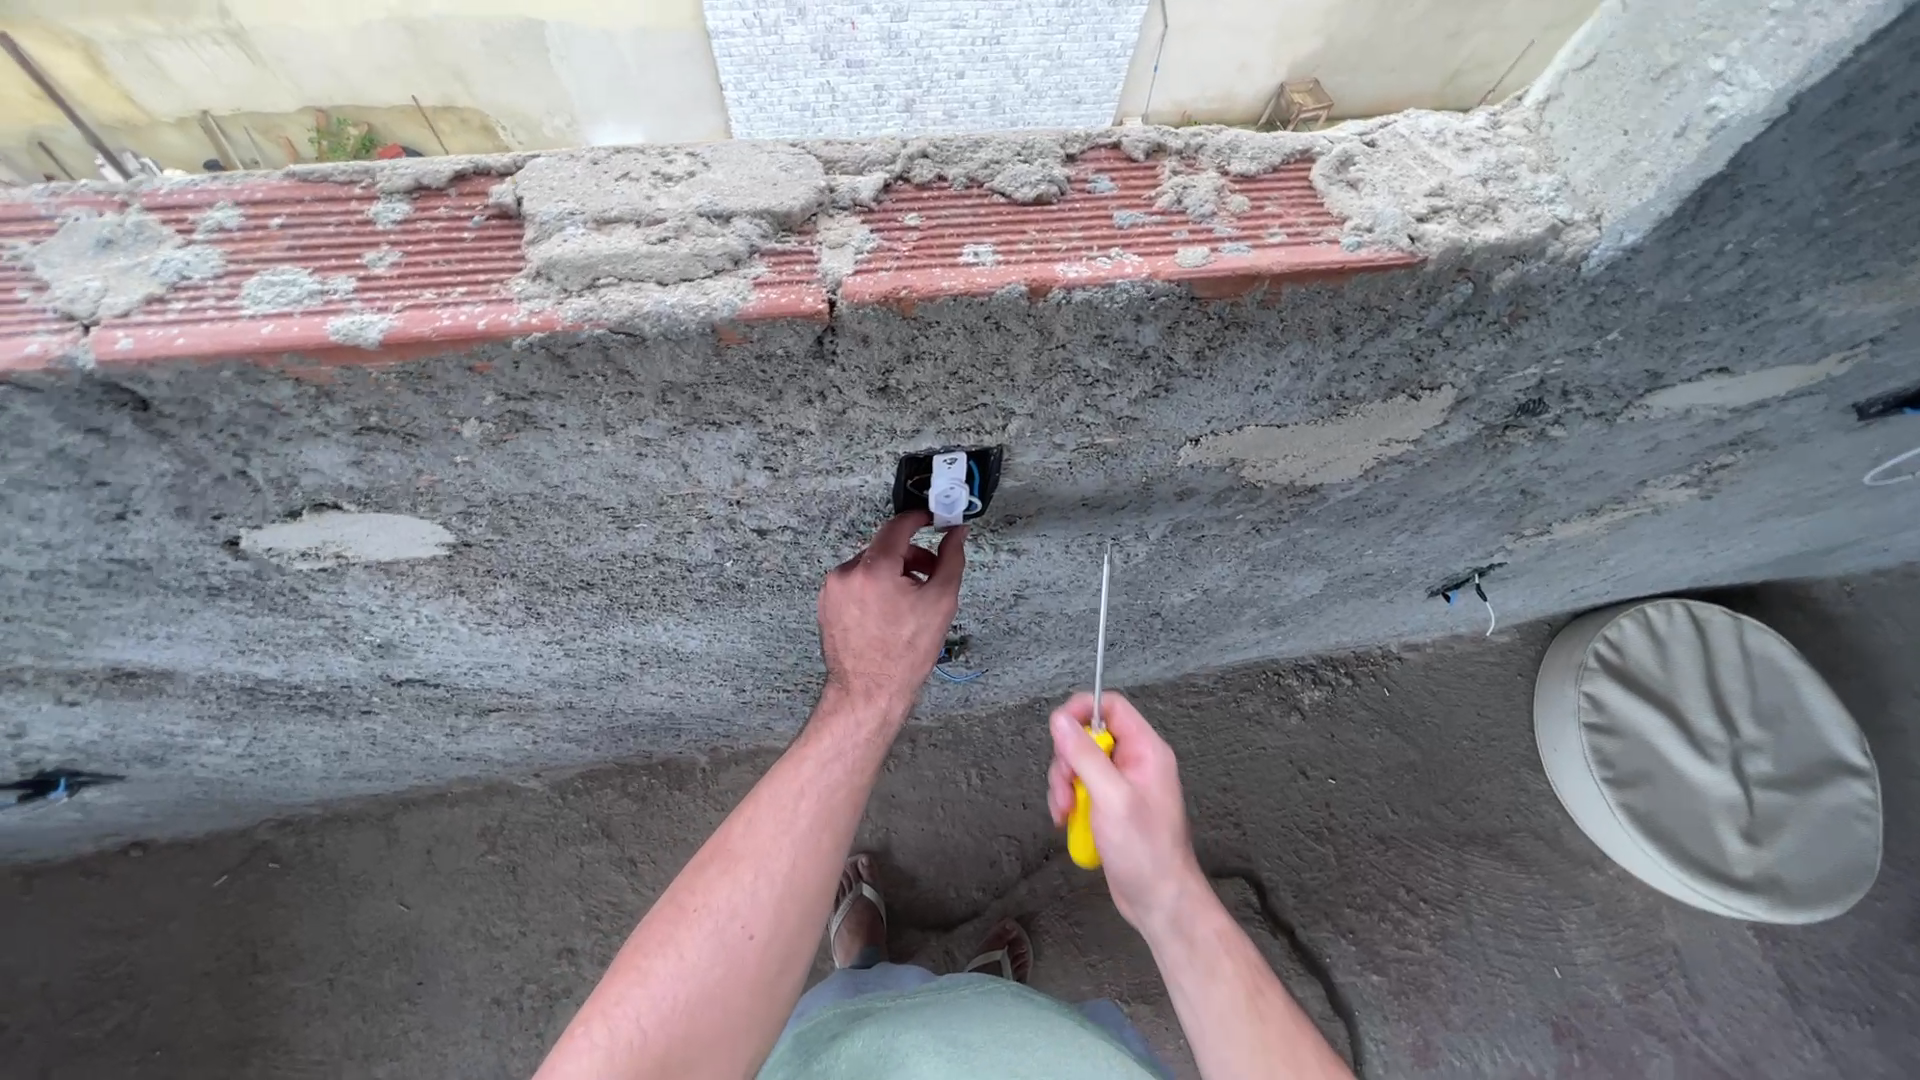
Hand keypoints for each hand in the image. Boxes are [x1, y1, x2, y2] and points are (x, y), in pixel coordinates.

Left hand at [819, 512, 965, 717]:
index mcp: (874, 570)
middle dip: (909, 557)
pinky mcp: (826, 603)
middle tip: (929, 576)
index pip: (897, 526)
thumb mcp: (940, 602)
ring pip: (869, 566)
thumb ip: (950, 559)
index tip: (931, 520)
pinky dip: (873, 588)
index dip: (918, 520)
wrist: (870, 692)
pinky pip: (855, 583)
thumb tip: (957, 533)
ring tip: (907, 603)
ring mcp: (832, 589)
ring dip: (891, 574)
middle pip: (884, 548)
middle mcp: (847, 573)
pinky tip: (887, 613)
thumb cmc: (904, 655)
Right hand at [1048, 692, 1205, 940]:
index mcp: (1146, 751)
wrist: (1159, 901)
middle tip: (1066, 788)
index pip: (1111, 707)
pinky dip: (1068, 801)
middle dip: (1067, 760)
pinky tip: (1068, 821)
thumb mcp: (1111, 798)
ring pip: (1079, 763)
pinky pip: (1080, 788)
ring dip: (1064, 785)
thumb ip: (1085, 755)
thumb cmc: (1147, 853)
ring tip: (1066, 811)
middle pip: (1088, 736)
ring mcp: (1121, 784)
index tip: (1059, 731)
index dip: (1082, 711)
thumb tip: (1061, 720)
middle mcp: (1135, 762)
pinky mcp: (1109, 805)